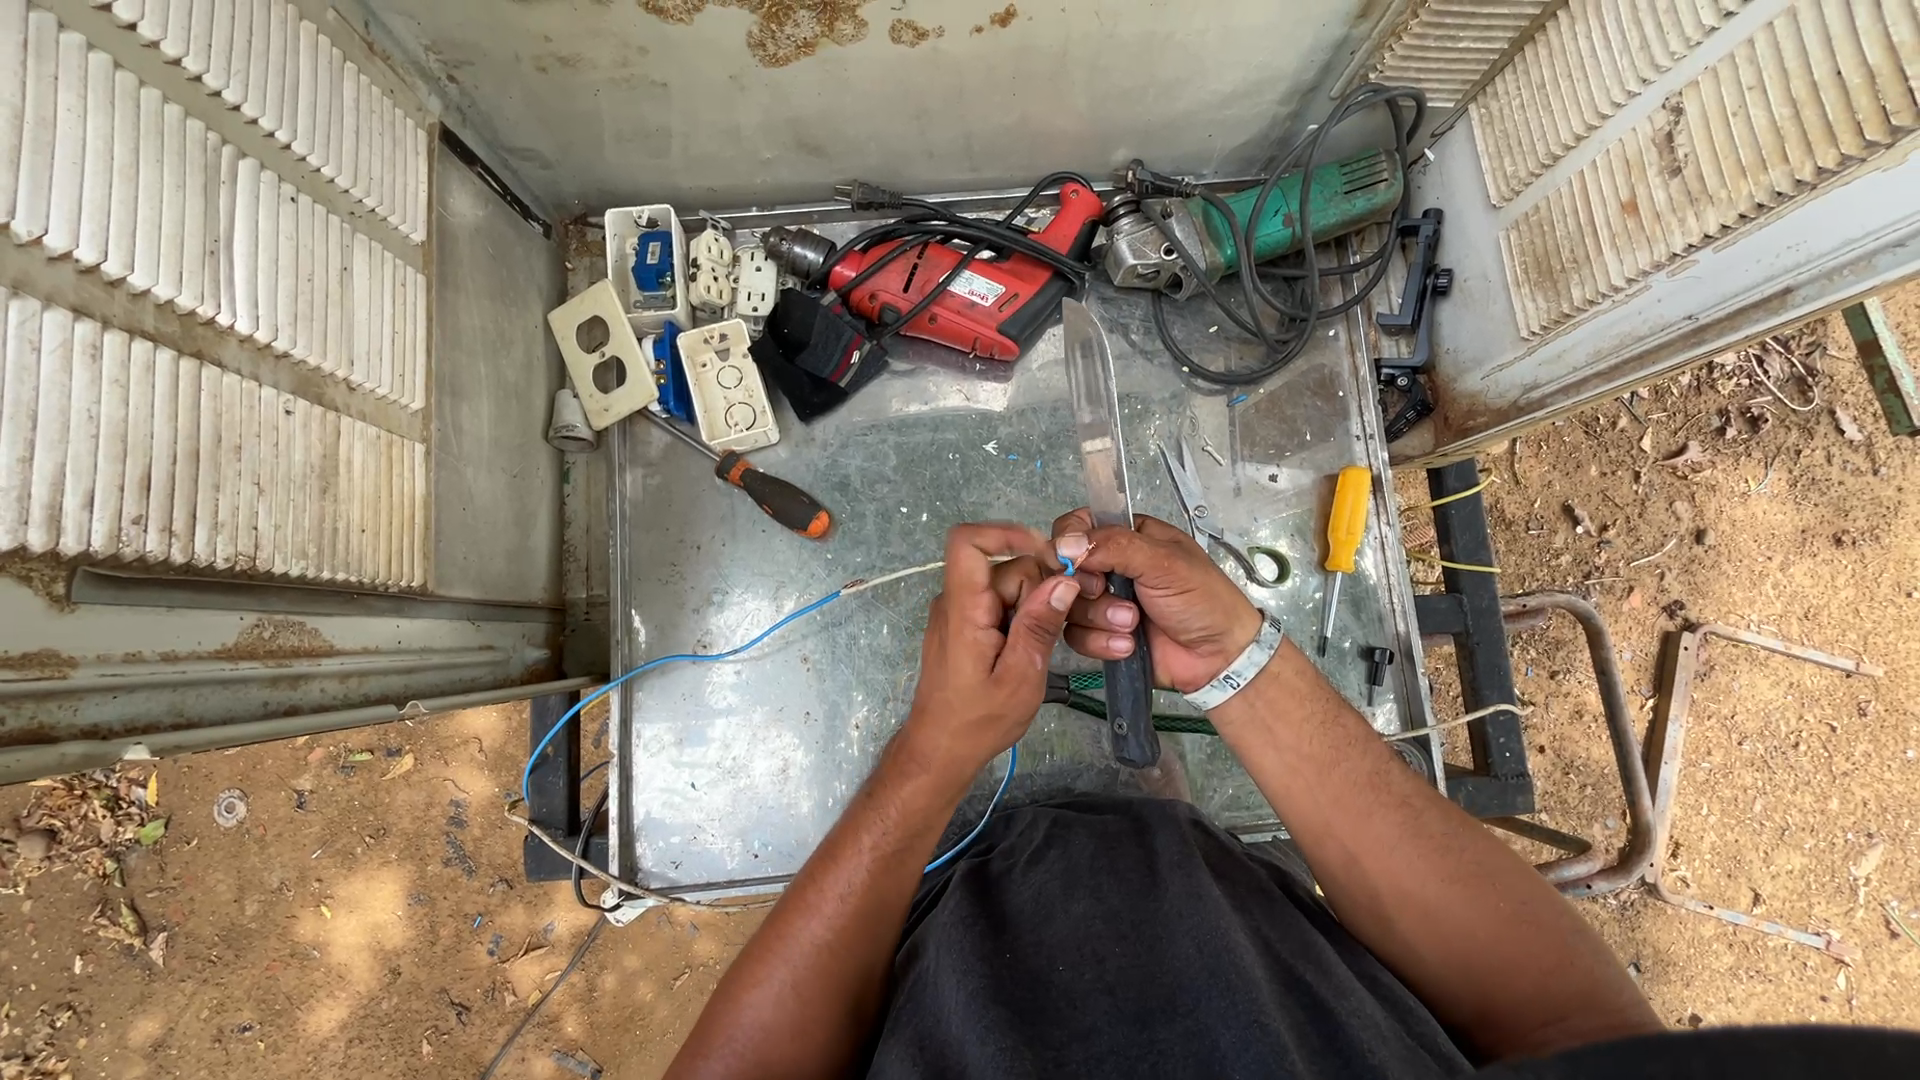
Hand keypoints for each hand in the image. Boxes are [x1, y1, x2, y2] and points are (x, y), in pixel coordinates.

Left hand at [898, 524, 1077, 780]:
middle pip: (1004, 567)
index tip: (1047, 555)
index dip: (1006, 534)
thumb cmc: (977, 720)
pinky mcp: (968, 627)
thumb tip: (1063, 580)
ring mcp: (961, 613)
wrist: (941, 749)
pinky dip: (1024, 617)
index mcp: (963, 608)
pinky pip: (1000, 605)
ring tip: (1054, 643)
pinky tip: (1038, 647)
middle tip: (1073, 616)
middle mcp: (956, 601)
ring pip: (1008, 586)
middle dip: (1041, 585)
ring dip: (1036, 606)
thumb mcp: (1020, 677)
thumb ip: (1039, 626)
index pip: (967, 541)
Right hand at [1050, 510, 1260, 693]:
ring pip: (1068, 604)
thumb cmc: (1201, 599)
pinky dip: (1101, 641)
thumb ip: (1114, 546)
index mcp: (1127, 537)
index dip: (1066, 543)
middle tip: (1105, 590)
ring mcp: (1103, 601)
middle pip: (1064, 568)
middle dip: (1085, 586)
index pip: (1077, 527)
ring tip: (1133, 623)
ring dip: (1099, 616)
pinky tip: (1128, 644)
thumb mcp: (1163, 561)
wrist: (1218, 657)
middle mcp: (1110, 566)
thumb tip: (1064, 545)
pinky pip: (1076, 635)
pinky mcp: (1101, 634)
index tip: (1069, 561)